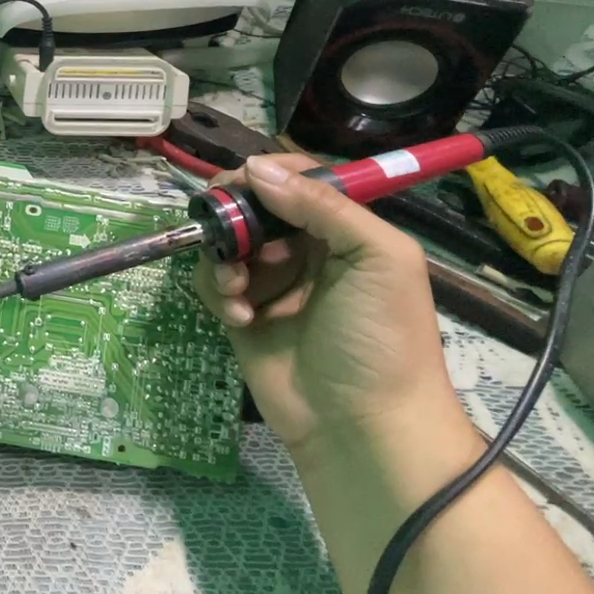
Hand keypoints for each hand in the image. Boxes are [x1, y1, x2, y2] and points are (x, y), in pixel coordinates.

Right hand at [191, 155, 465, 460]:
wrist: (360, 426)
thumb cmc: (381, 337)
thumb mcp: (376, 259)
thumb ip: (323, 206)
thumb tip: (253, 167)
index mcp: (343, 230)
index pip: (298, 180)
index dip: (268, 173)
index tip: (243, 180)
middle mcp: (304, 249)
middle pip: (252, 206)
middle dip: (234, 215)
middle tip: (225, 229)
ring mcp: (270, 282)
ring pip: (226, 242)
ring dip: (224, 257)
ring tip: (238, 288)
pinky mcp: (242, 312)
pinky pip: (212, 282)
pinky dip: (218, 292)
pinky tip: (240, 316)